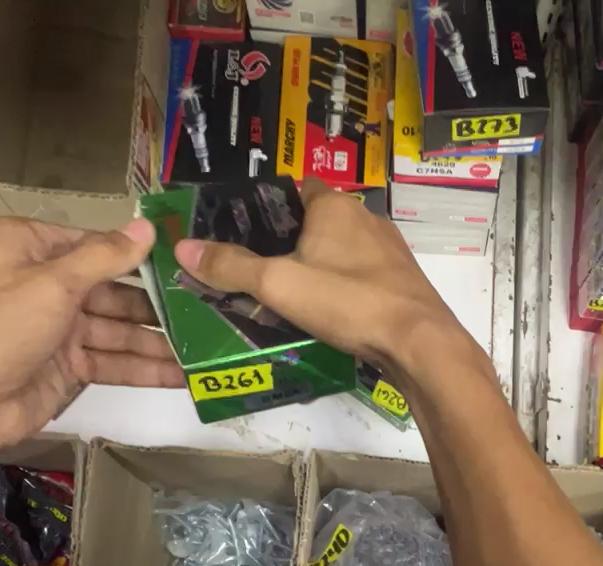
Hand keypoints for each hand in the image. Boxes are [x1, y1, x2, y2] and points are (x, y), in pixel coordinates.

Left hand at [0, 217, 181, 453]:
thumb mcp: (52, 283)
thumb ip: (105, 257)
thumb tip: (147, 227)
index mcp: (28, 248)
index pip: (95, 246)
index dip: (139, 257)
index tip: (185, 266)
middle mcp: (43, 284)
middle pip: (112, 292)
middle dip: (156, 307)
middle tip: (207, 314)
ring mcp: (57, 329)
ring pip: (117, 332)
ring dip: (157, 343)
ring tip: (204, 350)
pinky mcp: (67, 368)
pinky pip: (113, 363)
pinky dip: (144, 369)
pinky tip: (181, 375)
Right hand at [174, 180, 475, 383]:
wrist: (419, 342)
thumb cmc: (348, 301)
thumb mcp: (279, 284)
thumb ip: (232, 267)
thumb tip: (183, 248)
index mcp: (334, 205)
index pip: (297, 188)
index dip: (270, 207)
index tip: (248, 234)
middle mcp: (367, 218)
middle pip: (320, 223)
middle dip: (294, 243)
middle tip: (265, 273)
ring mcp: (391, 252)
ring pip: (345, 253)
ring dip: (322, 269)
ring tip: (295, 299)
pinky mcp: (405, 284)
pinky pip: (365, 279)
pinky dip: (347, 291)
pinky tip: (335, 316)